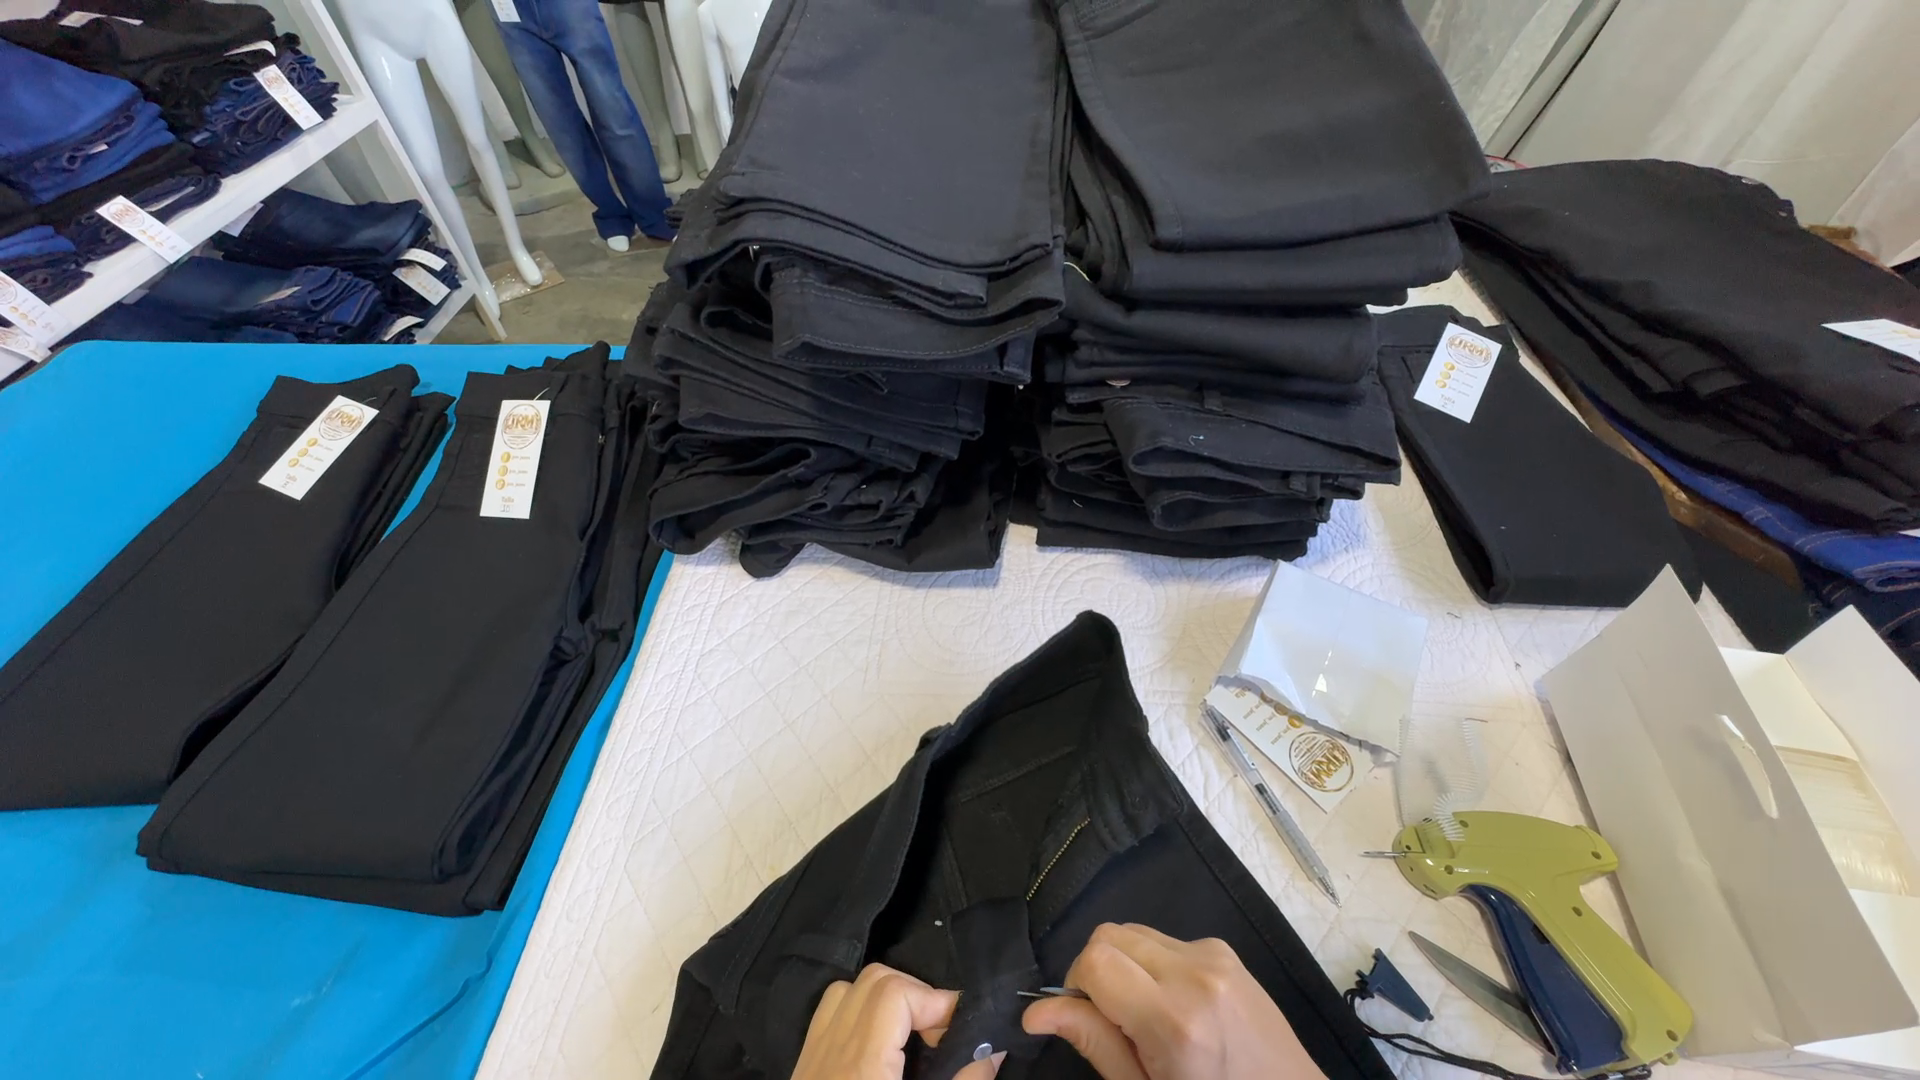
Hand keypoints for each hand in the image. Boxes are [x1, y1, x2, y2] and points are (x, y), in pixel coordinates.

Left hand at [790, 963, 1003, 1079]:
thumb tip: (992, 1052)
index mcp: (860, 1066)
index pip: (896, 994)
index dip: (937, 1001)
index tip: (965, 1027)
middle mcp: (829, 1053)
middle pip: (873, 982)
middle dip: (915, 995)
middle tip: (942, 1033)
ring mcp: (811, 1060)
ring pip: (846, 992)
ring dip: (886, 1000)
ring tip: (914, 1038)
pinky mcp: (804, 1071)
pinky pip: (828, 1017)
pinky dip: (859, 1015)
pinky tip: (883, 1048)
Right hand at [1022, 923, 1325, 1079]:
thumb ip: (1095, 1044)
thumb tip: (1037, 1010)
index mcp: (1175, 1020)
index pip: (1095, 960)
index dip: (1075, 984)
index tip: (1083, 1017)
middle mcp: (1195, 974)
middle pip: (1110, 934)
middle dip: (1096, 971)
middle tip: (1111, 1020)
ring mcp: (1215, 956)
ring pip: (1135, 933)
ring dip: (1124, 965)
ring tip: (1145, 1016)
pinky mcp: (1226, 950)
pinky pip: (1166, 940)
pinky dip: (1152, 964)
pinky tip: (1173, 1005)